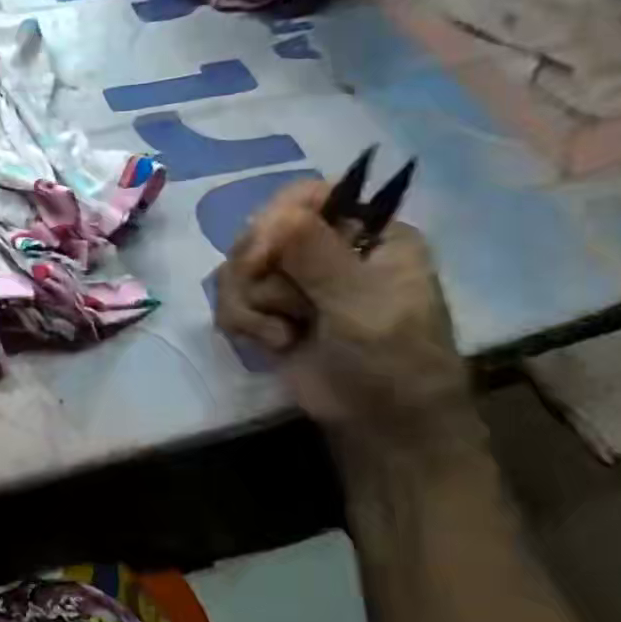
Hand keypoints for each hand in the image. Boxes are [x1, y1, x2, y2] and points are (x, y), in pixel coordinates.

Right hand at [214, 181, 469, 432]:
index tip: (264, 258)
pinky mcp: (267, 312)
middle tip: (275, 305)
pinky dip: (240, 323)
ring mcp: (293, 282)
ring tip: (280, 334)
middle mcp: (325, 250)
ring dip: (248, 305)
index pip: (304, 198)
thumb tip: (280, 212)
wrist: (381, 423)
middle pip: (257, 233)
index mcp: (365, 233)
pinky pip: (228, 300)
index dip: (274, 223)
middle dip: (256, 273)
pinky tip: (270, 344)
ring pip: (234, 270)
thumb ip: (319, 257)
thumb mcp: (363, 304)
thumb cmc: (393, 359)